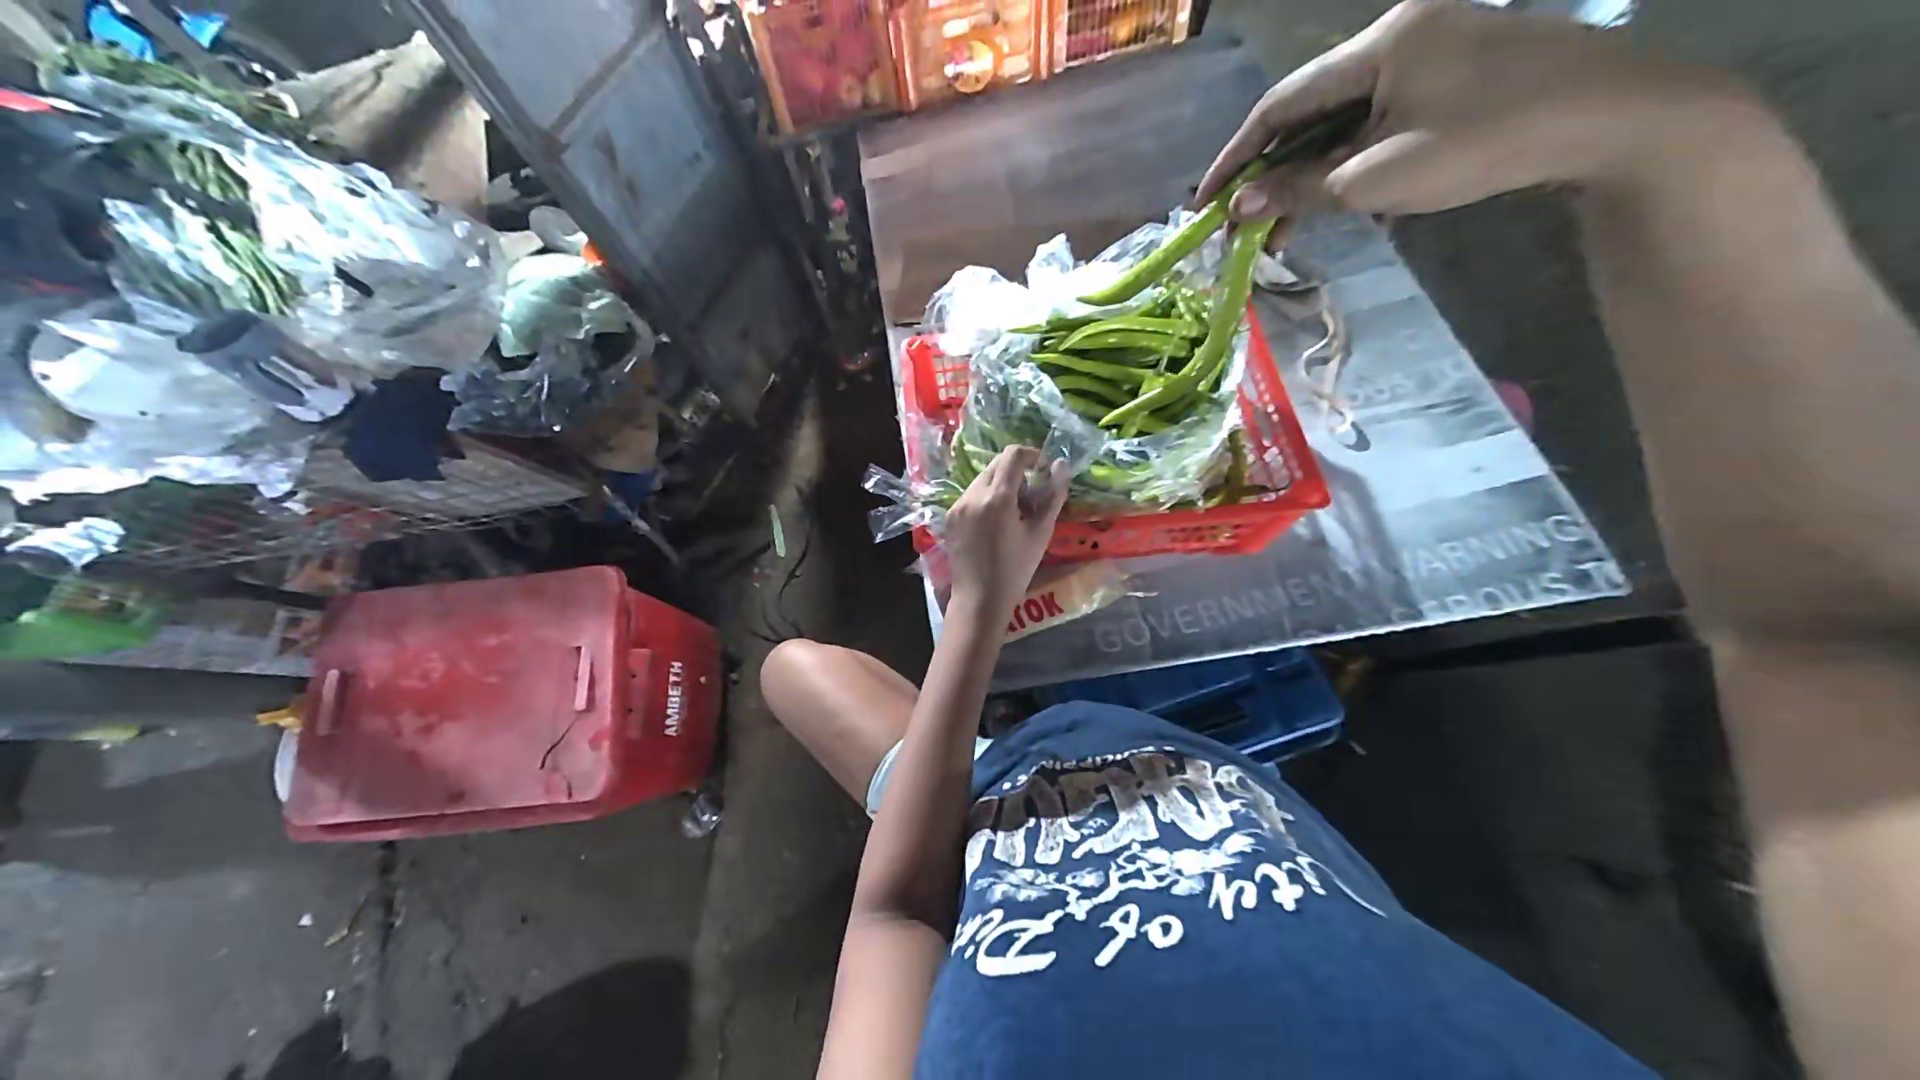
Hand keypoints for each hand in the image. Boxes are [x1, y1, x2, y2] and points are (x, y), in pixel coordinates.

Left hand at [942, 446, 1069, 615]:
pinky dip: (986, 499)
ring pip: (982, 479)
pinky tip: (995, 524)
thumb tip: (1061, 465)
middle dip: (1017, 472)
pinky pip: (971, 495)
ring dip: (1001, 485)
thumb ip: (1053, 495)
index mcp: (996, 498)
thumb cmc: (1015, 569)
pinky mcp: (949, 517)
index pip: (1012, 455)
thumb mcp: (1041, 533)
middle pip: (996, 465)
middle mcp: (972, 495)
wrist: (979, 599)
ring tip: (1014, 513)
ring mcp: (957, 505)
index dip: (1032, 456)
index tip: (1043, 471)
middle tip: (1031, 498)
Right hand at [1196, 0, 1769, 223]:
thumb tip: (1240, 206)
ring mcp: (1430, 52)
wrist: (1618, 120)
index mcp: (1379, 44)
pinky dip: (1347, 163)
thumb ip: (1301, 188)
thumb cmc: (1488, 143)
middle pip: (1309, 112)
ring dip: (1307, 177)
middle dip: (1270, 174)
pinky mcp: (1452, 76)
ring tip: (1283, 232)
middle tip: (1242, 227)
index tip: (1203, 202)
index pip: (1281, 104)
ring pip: (1342, 122)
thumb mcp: (1379, 176)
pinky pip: (1377, 121)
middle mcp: (1398, 36)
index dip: (1235, 156)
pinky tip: (1335, 200)